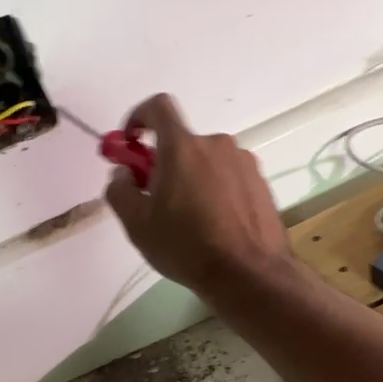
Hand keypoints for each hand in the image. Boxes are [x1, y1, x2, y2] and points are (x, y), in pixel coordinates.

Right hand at [105, 94, 296, 300]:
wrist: (248, 274)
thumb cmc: (186, 247)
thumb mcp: (137, 225)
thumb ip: (120, 190)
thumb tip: (123, 173)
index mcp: (182, 148)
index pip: (158, 107)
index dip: (139, 117)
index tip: (131, 142)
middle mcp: (216, 144)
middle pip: (182, 144)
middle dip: (166, 165)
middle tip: (159, 203)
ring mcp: (243, 162)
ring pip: (207, 163)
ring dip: (193, 181)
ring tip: (191, 222)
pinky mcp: (261, 182)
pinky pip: (229, 178)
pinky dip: (217, 192)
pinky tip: (216, 227)